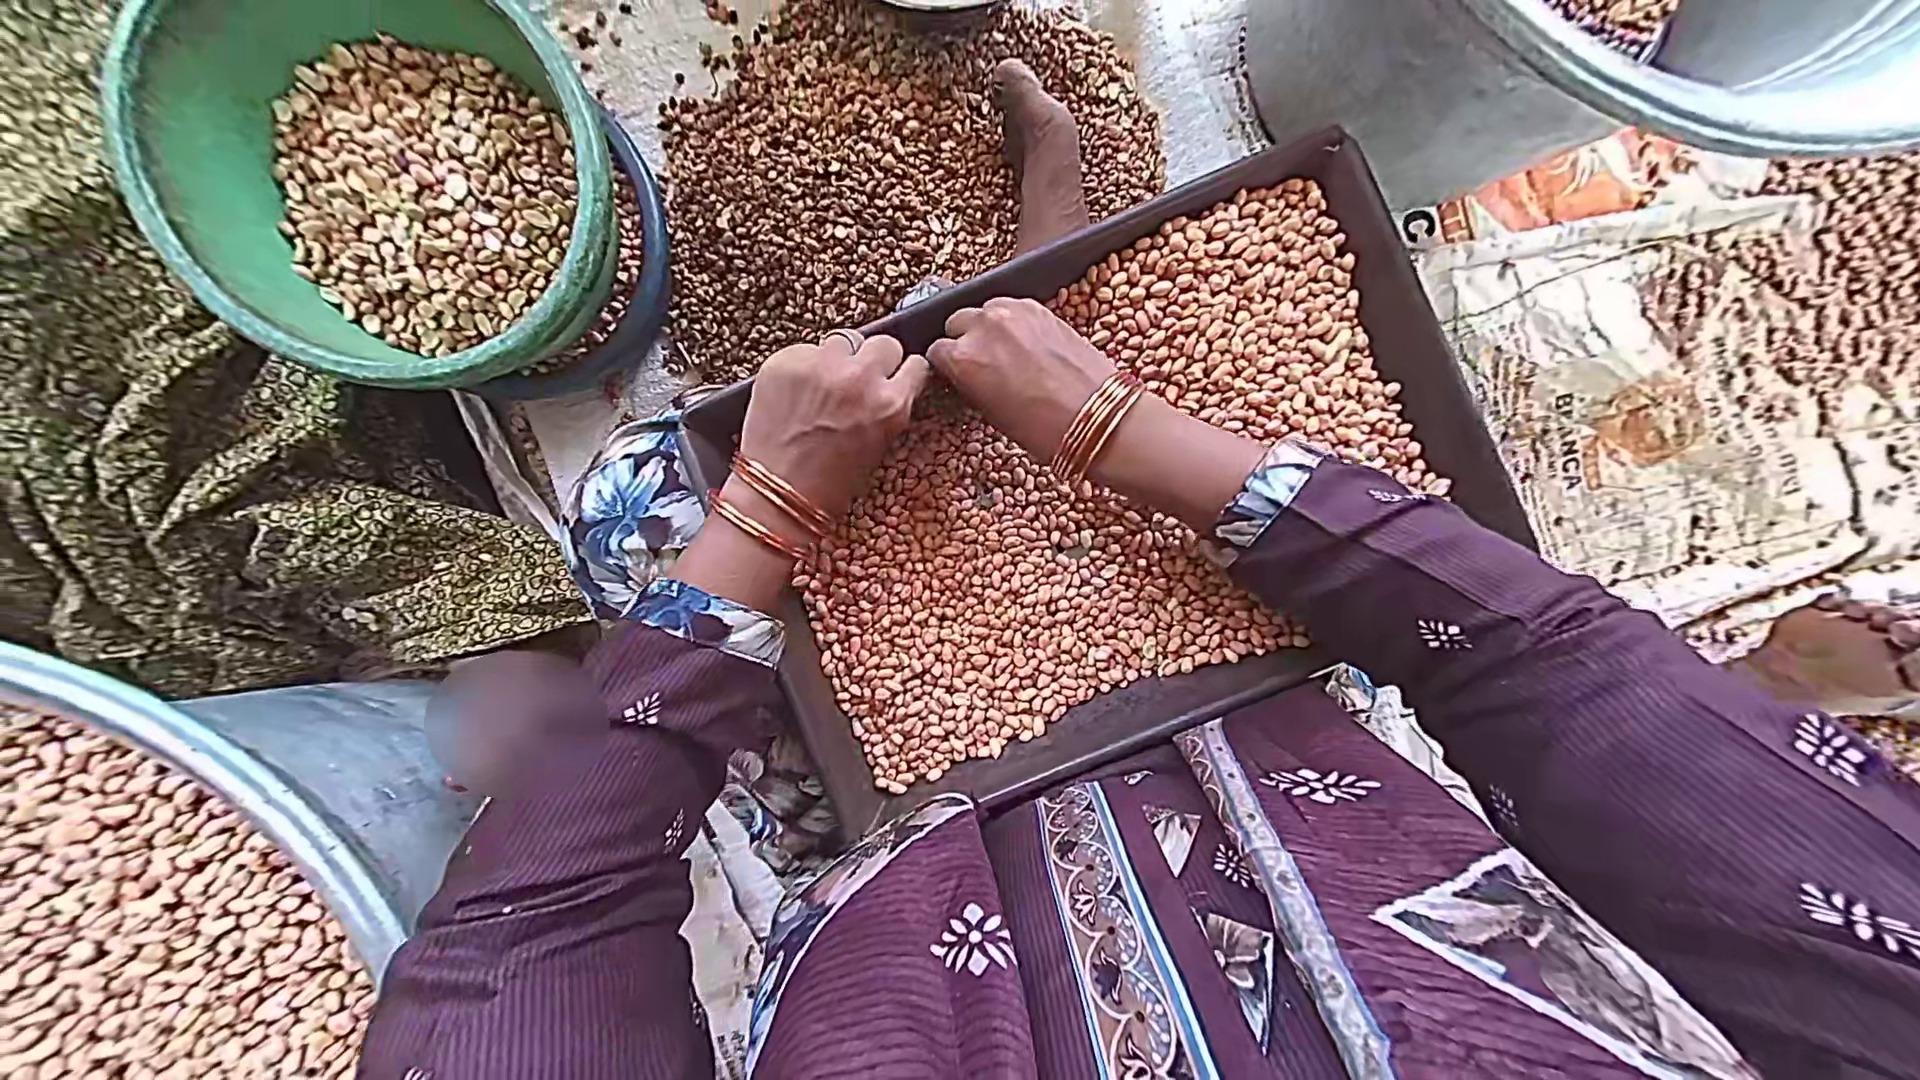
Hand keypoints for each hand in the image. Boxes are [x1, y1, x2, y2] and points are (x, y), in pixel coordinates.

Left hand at [739, 331, 929, 521]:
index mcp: (891, 404)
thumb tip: (887, 382)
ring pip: (844, 340)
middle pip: (884, 344)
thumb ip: (889, 407)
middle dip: (875, 360)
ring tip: (826, 385)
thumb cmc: (831, 482)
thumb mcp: (880, 445)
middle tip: (859, 381)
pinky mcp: (787, 359)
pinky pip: (806, 349)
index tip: (896, 376)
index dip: (903, 372)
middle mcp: (861, 378)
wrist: (780, 492)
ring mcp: (822, 365)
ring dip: (840, 358)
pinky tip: (798, 391)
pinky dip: (805, 365)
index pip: (915, 364)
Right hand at [926, 297, 1114, 462]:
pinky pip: (1011, 307)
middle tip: (978, 362)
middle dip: (962, 340)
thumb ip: (970, 384)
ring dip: (986, 327)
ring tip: (1002, 351)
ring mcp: (1013, 311)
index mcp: (963, 358)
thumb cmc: (1044, 428)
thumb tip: (964, 374)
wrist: (1096, 417)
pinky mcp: (1039, 307)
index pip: (936, 350)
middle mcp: (982, 326)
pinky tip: (1022, 343)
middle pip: (956, 323)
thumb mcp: (991, 414)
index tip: (953, 372)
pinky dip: (1011, 321)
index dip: (944, 364)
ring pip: (983, 310)